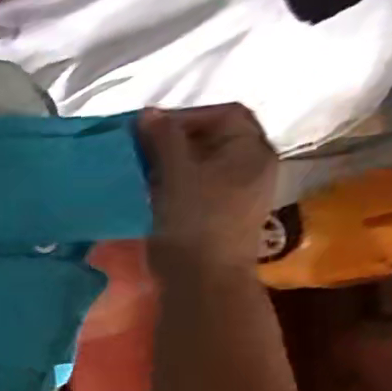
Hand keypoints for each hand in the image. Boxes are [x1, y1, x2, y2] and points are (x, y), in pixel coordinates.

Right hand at [138, 104, 277, 280]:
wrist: (202, 277)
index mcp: (251, 151)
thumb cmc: (193, 220)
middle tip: (140, 148)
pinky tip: (150, 188)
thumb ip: (163, 140)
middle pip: (214, 135)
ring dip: (170, 158)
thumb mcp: (175, 174)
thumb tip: (148, 113)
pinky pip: (197, 180)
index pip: (225, 113)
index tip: (149, 130)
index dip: (186, 115)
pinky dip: (173, 177)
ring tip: (140, 168)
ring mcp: (237, 189)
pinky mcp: (218, 208)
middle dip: (175, 137)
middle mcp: (251, 165)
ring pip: (202, 159)